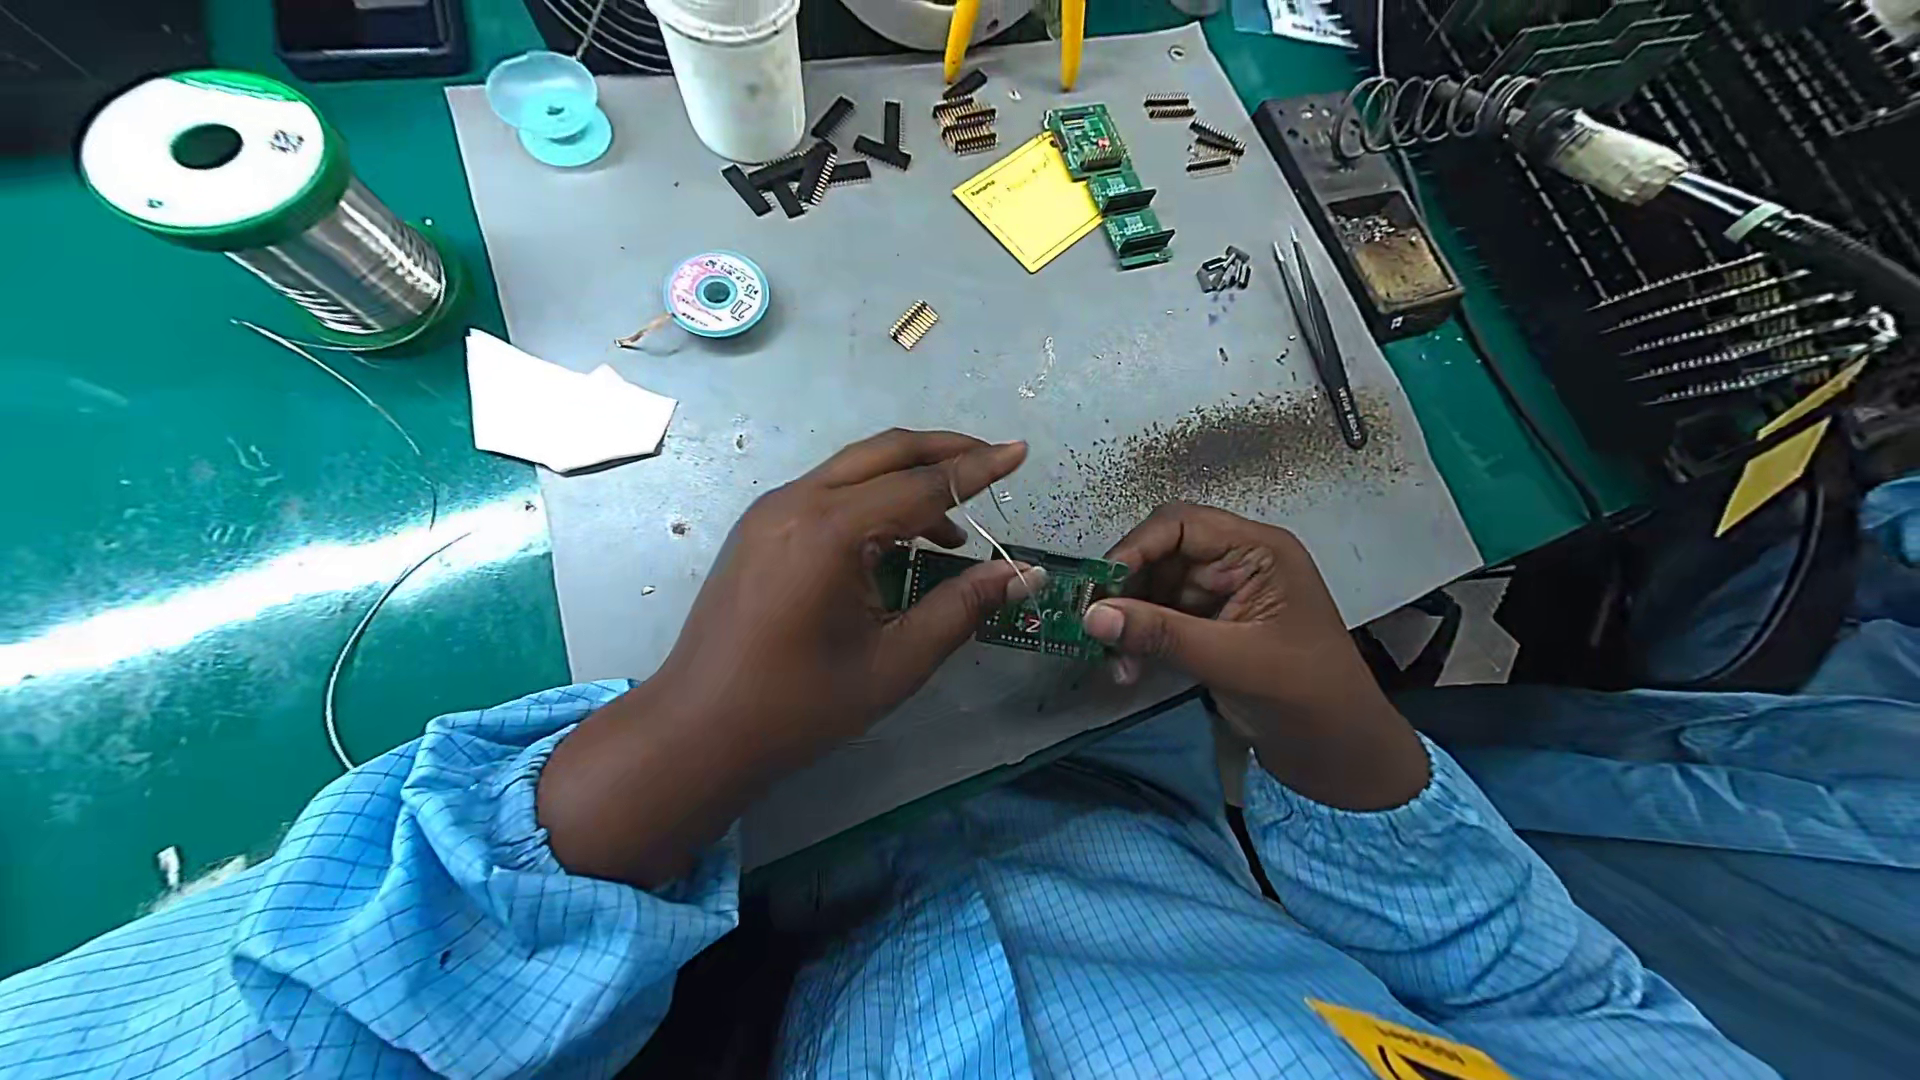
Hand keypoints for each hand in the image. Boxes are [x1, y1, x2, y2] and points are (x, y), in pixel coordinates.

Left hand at [540, 429, 1032, 885]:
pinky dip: (874, 498)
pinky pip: (830, 492)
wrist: (699, 730)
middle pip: (885, 452)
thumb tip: (1023, 574)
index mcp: (830, 531)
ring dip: (909, 477)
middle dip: (945, 451)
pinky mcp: (761, 526)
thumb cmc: (801, 706)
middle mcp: (797, 501)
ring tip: (954, 523)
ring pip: (855, 467)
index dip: (978, 470)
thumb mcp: (895, 662)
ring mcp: (772, 510)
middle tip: (992, 460)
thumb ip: (962, 607)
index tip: (1021, 452)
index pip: (922, 486)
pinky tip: (897, 539)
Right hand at [1082, 502, 1427, 809]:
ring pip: (1151, 589)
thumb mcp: (1233, 662)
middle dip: (1125, 590)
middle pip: (1159, 555)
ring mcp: (1218, 596)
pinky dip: (1136, 639)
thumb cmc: (1307, 699)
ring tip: (1115, 661)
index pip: (1180, 525)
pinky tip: (1127, 668)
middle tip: (1096, 626)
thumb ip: (1161, 635)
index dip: (1134, 548)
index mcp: (1257, 552)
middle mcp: (1234, 563)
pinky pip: (1156, 619)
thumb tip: (1091, 616)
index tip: (1100, 588)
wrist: (1341, 758)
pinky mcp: (1205, 626)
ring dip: (1127, 621)